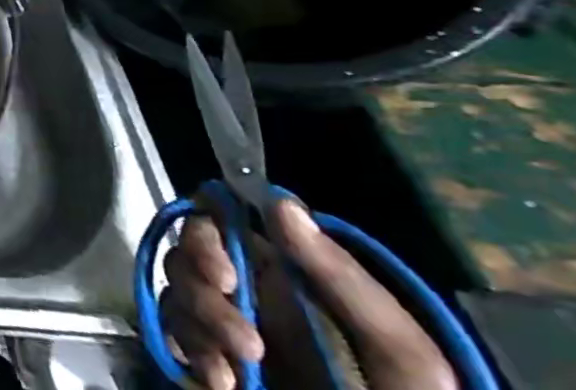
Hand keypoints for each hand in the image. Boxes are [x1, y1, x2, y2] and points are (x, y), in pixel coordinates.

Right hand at [160, 196, 456, 389]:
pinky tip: (222, 384)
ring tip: (236, 376)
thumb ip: (342, 278)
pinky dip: (190, 353)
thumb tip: (279, 203)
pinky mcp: (210, 361)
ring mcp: (226, 325)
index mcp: (290, 273)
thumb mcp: (403, 354)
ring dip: (201, 326)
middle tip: (245, 339)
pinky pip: (173, 333)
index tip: (226, 269)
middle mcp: (250, 288)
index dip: (208, 222)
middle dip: (202, 286)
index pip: (225, 215)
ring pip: (178, 289)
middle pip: (189, 249)